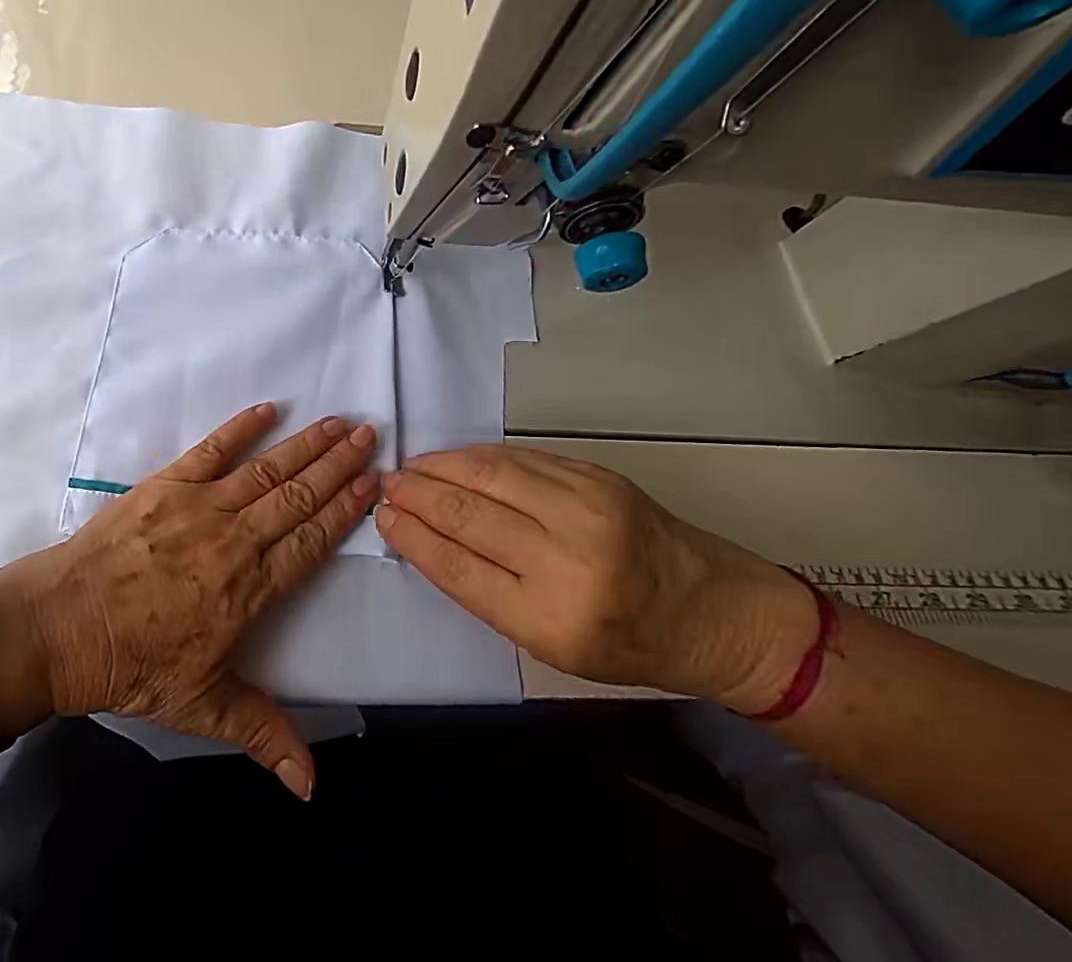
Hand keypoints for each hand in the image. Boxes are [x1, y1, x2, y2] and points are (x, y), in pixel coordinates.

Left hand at [0, 403, 378, 799]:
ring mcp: (196, 508)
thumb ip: (262, 734)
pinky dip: (238, 429)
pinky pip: (208, 450)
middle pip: (297, 497)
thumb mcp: (202, 706)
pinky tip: (265, 410)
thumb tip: (312, 788)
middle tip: (371, 436)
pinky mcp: (161, 487)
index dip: (346, 512)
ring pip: (264, 470)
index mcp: (249, 589)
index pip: (311, 542)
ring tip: (338, 422)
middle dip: (338, 466)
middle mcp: (231, 540)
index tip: (376, 485)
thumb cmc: (129, 666)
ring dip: (304, 445)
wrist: (60, 626)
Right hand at [373, 444, 817, 713]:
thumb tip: (422, 535)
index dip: (411, 536)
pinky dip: (477, 457)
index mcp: (549, 616)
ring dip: (439, 466)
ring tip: (411, 468)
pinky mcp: (601, 479)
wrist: (717, 612)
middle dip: (415, 494)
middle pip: (466, 513)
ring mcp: (589, 510)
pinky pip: (520, 458)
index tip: (383, 516)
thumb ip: (481, 588)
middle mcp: (570, 559)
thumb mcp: (543, 640)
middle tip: (386, 485)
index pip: (455, 566)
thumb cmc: (623, 641)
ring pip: (488, 473)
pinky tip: (455, 461)